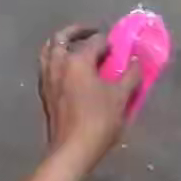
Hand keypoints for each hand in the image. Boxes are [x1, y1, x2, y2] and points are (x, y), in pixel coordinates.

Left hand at [39, 23, 139, 169]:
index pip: (94, 41)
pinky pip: (47, 67)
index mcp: (76, 61)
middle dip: (77, 31)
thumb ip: (130, 75)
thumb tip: (135, 61)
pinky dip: (57, 60)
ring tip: (79, 48)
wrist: (71, 149)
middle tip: (93, 32)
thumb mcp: (121, 96)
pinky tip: (71, 69)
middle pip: (61, 38)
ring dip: (63, 45)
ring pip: (49, 51)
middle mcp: (57, 65)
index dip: (109, 41)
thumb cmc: (98, 120)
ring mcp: (47, 79)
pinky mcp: (44, 93)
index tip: (119, 45)